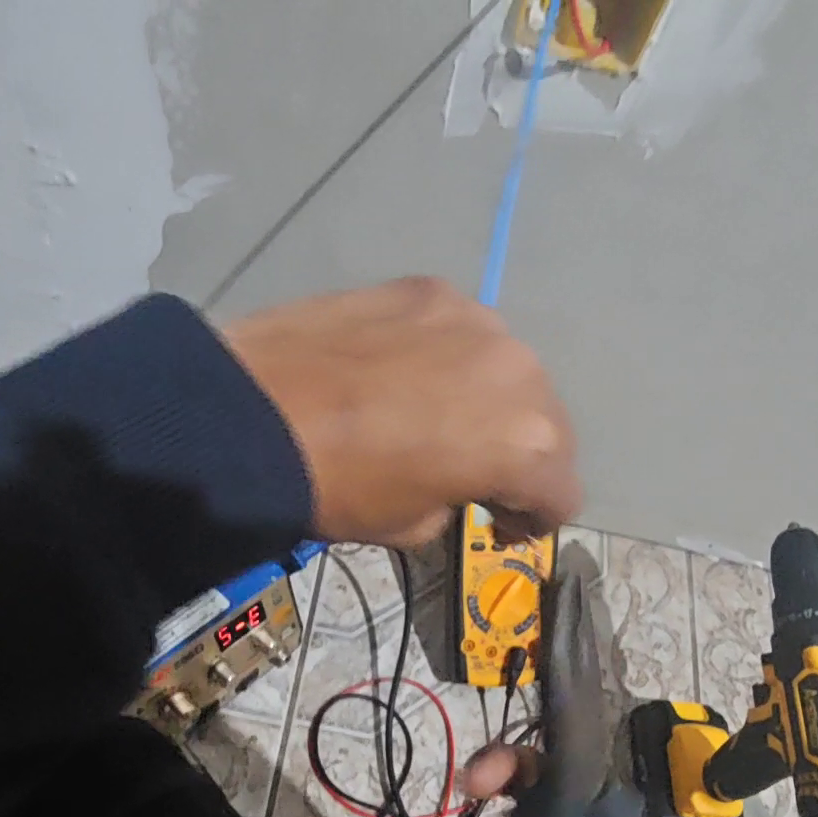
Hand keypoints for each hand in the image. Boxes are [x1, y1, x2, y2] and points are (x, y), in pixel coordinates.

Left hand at [218, 278, 580, 547]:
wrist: (254, 415)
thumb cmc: (339, 487)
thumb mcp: (410, 526)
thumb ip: (457, 503)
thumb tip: (454, 484)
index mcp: (527, 444)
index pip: (563, 492)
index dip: (534, 517)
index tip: (499, 522)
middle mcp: (522, 372)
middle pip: (548, 424)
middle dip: (518, 454)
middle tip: (471, 469)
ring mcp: (476, 319)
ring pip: (507, 370)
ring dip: (487, 399)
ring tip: (435, 412)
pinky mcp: (430, 289)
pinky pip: (459, 333)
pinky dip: (446, 358)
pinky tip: (403, 371)